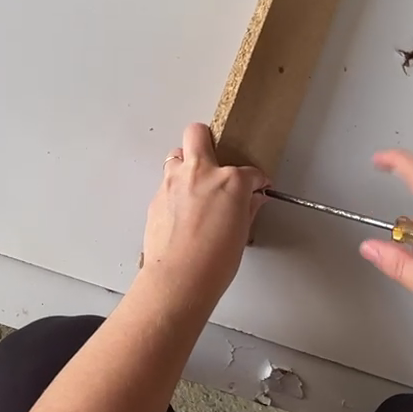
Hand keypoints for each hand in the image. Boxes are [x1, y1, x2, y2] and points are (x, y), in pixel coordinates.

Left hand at [136, 123, 269, 310]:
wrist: (180, 278)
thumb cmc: (212, 261)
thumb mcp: (241, 233)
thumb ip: (247, 208)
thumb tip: (251, 200)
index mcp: (229, 180)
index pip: (249, 171)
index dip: (255, 180)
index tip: (256, 187)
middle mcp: (199, 173)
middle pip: (198, 134)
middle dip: (207, 140)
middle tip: (214, 156)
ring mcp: (173, 182)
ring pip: (175, 156)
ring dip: (185, 164)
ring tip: (194, 183)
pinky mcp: (156, 197)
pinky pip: (165, 183)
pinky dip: (174, 191)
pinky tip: (182, 209)